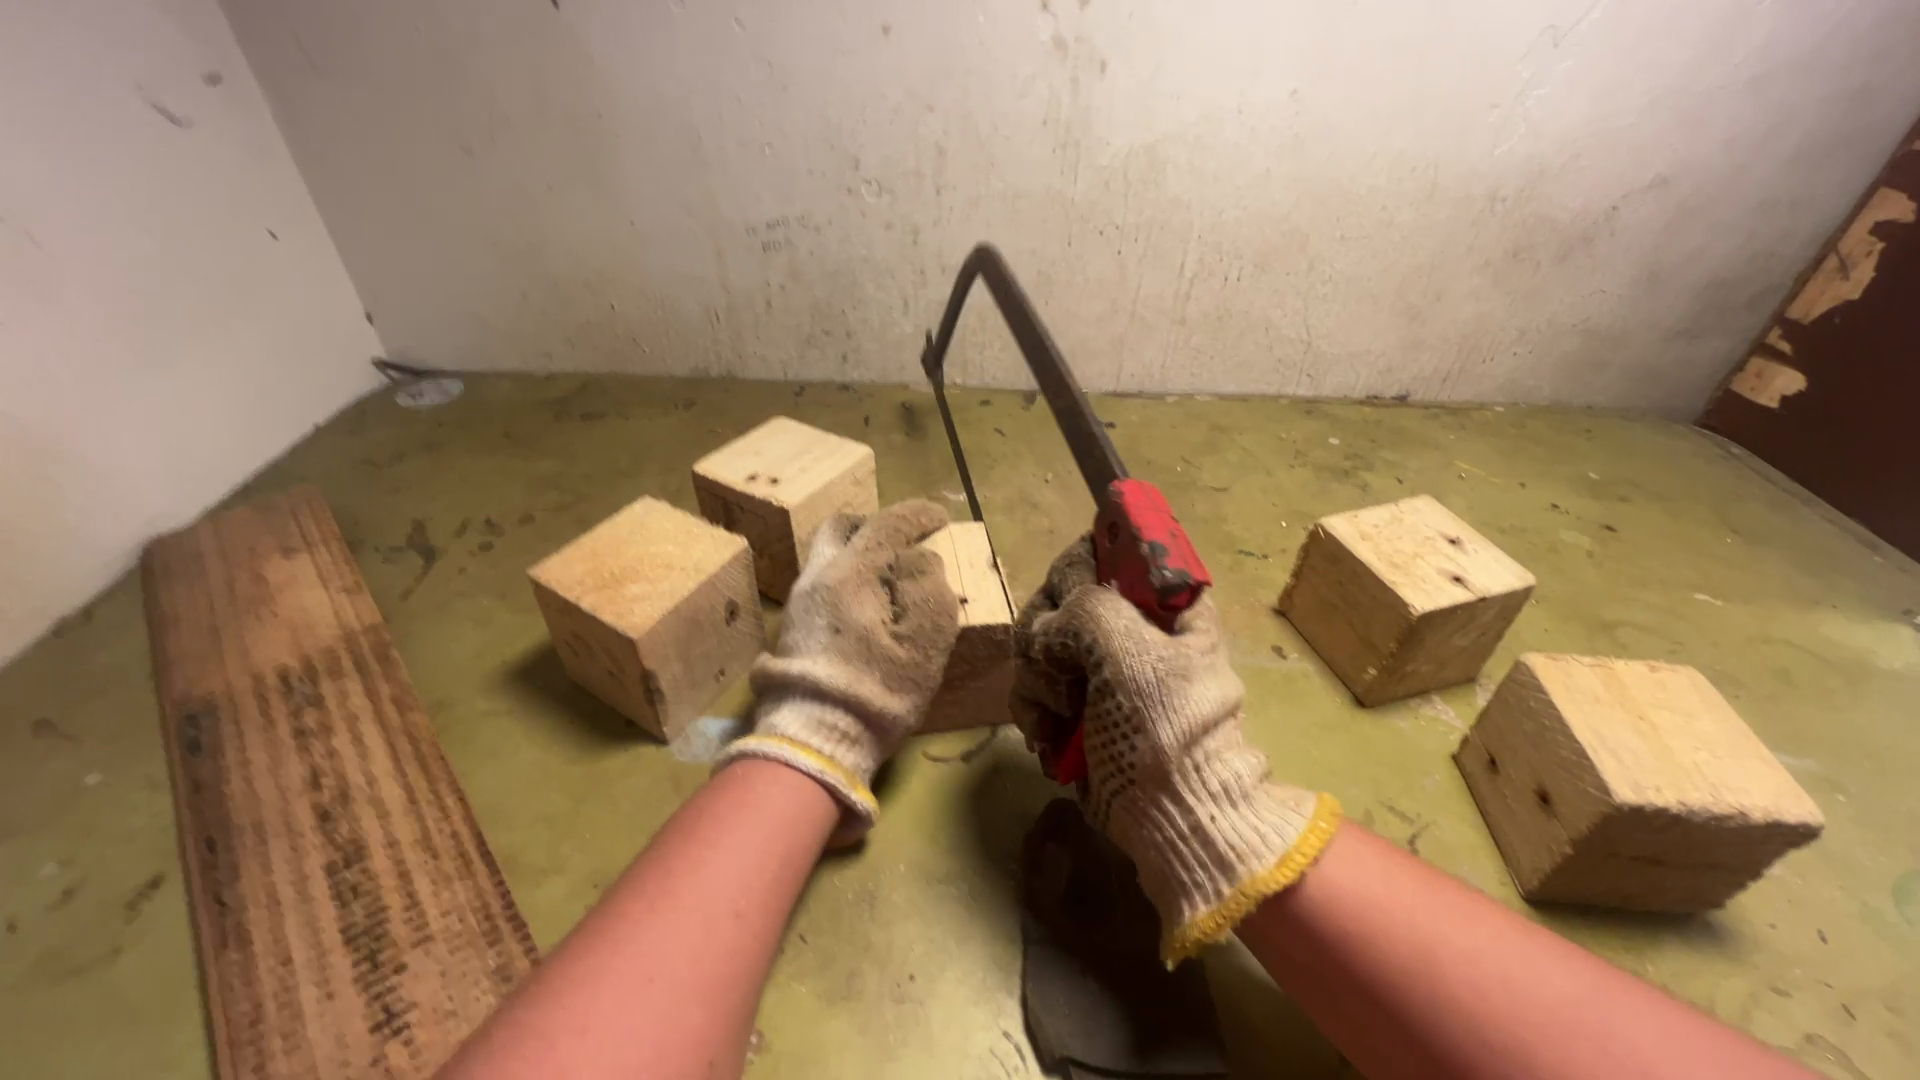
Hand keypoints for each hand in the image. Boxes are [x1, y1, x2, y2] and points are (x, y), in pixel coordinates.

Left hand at [719, 500, 959, 844]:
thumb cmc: (878, 689)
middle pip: (841, 529)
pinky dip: (847, 580)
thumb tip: (920, 561)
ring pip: (826, 557)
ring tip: (888, 578)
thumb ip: (929, 589)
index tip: (940, 518)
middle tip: (903, 542)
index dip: (917, 515)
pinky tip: (866, 607)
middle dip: (874, 526)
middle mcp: (817, 577)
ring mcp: (798, 603)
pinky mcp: (791, 629)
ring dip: (858, 555)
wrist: (816, 738)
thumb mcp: (925, 640)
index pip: (886, 524)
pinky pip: (822, 584)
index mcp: (851, 572)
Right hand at [1013, 536, 1342, 963]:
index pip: (1111, 549)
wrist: (1171, 822)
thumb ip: (1084, 611)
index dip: (1080, 568)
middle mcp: (1131, 627)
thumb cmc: (1165, 732)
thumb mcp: (1133, 656)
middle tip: (1061, 674)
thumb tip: (1048, 627)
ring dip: (1038, 684)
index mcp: (1165, 603)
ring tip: (1061, 721)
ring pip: (1037, 643)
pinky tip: (1051, 741)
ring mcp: (1100, 668)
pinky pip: (1033, 685)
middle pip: (1059, 597)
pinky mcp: (1076, 704)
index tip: (1068, 601)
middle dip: (1046, 640)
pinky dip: (1035, 714)